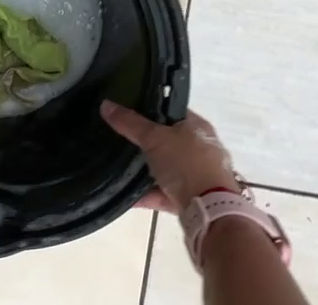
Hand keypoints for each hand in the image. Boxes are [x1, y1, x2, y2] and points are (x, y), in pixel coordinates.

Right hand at [100, 102, 241, 213]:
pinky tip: (129, 197)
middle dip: (149, 143)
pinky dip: (150, 194)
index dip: (150, 109)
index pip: (172, 111)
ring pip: (169, 169)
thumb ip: (129, 122)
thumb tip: (105, 104)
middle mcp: (203, 150)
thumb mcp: (153, 137)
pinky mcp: (196, 201)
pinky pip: (167, 193)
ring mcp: (202, 177)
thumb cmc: (186, 164)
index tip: (128, 113)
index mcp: (198, 127)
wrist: (211, 213)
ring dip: (149, 171)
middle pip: (170, 141)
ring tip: (123, 168)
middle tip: (124, 140)